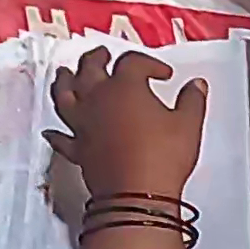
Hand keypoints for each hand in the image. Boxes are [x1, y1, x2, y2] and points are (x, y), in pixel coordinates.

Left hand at [43, 46, 206, 197]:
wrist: (137, 194)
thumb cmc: (163, 156)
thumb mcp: (188, 124)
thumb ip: (192, 100)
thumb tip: (196, 86)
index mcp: (125, 87)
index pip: (133, 62)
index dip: (150, 63)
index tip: (163, 74)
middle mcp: (97, 99)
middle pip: (89, 68)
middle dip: (97, 58)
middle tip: (102, 54)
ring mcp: (83, 124)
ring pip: (64, 95)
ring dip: (64, 81)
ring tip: (65, 73)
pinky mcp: (77, 149)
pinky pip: (63, 137)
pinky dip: (57, 132)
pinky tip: (53, 130)